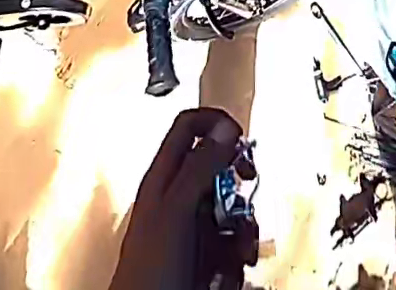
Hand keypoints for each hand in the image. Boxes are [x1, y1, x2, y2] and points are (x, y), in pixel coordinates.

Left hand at [108, 107, 254, 289]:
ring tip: (237, 249)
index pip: (190, 126)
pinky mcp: (202, 258)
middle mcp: (177, 197)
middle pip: (217, 167)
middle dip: (238, 180)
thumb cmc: (148, 273)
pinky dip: (237, 256)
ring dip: (242, 227)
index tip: (239, 137)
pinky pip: (231, 243)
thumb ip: (199, 165)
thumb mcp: (176, 209)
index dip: (215, 122)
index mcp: (164, 177)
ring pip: (230, 208)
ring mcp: (190, 229)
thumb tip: (224, 127)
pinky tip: (229, 272)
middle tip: (247, 184)